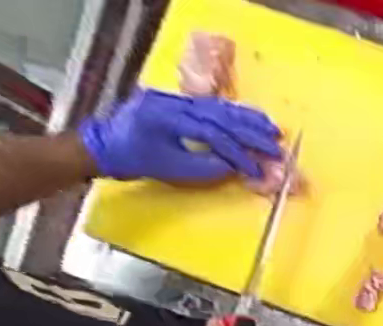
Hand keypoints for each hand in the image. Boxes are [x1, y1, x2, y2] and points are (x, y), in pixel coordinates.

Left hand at [78, 90, 281, 182]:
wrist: (106, 146)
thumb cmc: (140, 162)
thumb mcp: (175, 170)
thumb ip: (208, 166)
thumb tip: (237, 167)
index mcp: (166, 117)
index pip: (212, 134)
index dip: (239, 153)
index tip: (258, 169)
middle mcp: (170, 101)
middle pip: (219, 114)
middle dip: (250, 131)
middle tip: (276, 145)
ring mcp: (173, 98)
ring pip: (216, 106)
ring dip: (247, 118)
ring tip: (272, 129)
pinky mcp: (176, 102)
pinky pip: (209, 105)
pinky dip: (233, 114)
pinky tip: (250, 119)